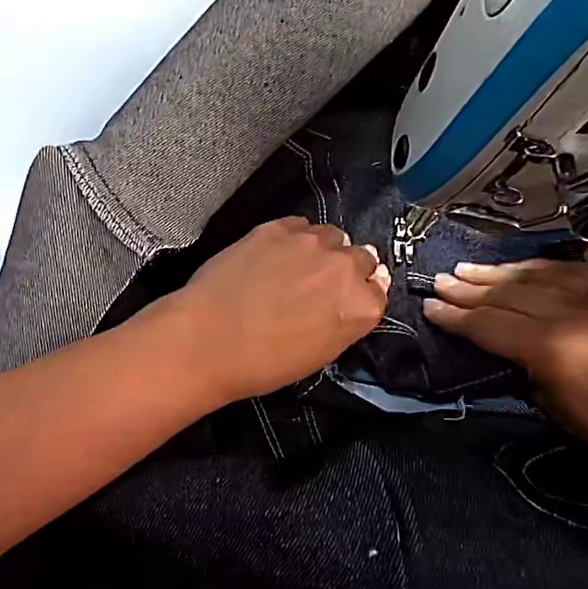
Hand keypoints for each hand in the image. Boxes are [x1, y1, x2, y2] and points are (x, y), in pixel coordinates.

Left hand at [153, 217, 388, 405]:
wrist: (209, 339)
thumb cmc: (264, 362)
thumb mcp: (321, 353)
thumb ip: (345, 321)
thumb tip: (346, 301)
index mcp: (362, 306)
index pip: (378, 289)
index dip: (359, 294)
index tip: (343, 300)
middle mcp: (345, 267)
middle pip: (361, 257)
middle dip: (345, 269)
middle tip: (318, 287)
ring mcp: (312, 242)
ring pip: (332, 236)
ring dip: (322, 250)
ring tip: (296, 269)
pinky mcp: (279, 227)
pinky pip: (300, 226)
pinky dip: (294, 238)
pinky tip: (275, 256)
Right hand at [423, 260, 587, 511]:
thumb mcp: (576, 423)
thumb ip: (539, 378)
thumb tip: (517, 355)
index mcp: (567, 352)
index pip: (497, 326)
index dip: (460, 317)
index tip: (434, 308)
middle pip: (518, 294)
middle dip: (474, 289)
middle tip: (443, 281)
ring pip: (550, 276)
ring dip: (507, 274)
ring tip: (473, 270)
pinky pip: (586, 277)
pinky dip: (551, 274)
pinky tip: (532, 273)